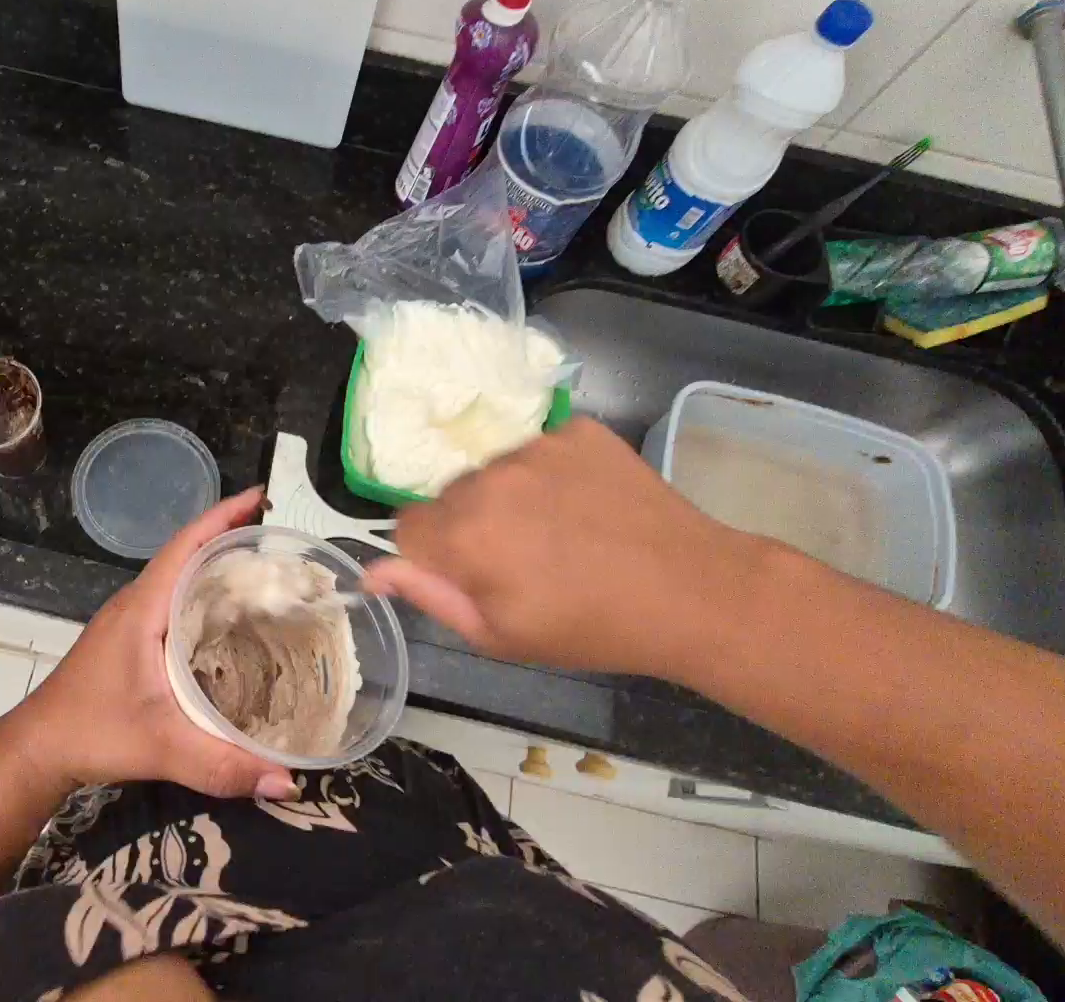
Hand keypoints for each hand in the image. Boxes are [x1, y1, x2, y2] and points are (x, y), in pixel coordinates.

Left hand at [8, 487, 298, 800]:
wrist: (36, 748)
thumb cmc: (91, 731)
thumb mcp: (160, 747)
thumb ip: (221, 765)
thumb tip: (288, 781)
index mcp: (143, 608)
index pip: (185, 545)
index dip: (222, 516)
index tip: (261, 498)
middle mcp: (137, 603)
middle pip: (187, 553)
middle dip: (231, 538)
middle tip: (282, 543)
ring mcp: (130, 619)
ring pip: (180, 577)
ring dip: (217, 565)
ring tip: (267, 573)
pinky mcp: (130, 639)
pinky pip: (174, 600)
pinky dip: (204, 594)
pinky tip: (230, 619)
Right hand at [363, 418, 771, 677]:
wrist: (691, 590)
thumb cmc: (588, 627)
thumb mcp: (498, 634)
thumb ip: (429, 596)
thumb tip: (372, 572)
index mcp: (464, 535)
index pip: (406, 527)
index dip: (434, 557)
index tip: (473, 576)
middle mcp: (489, 479)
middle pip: (447, 496)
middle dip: (467, 525)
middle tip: (520, 559)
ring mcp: (536, 447)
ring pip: (490, 471)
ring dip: (505, 497)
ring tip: (556, 530)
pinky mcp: (575, 430)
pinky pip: (536, 448)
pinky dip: (547, 474)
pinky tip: (581, 503)